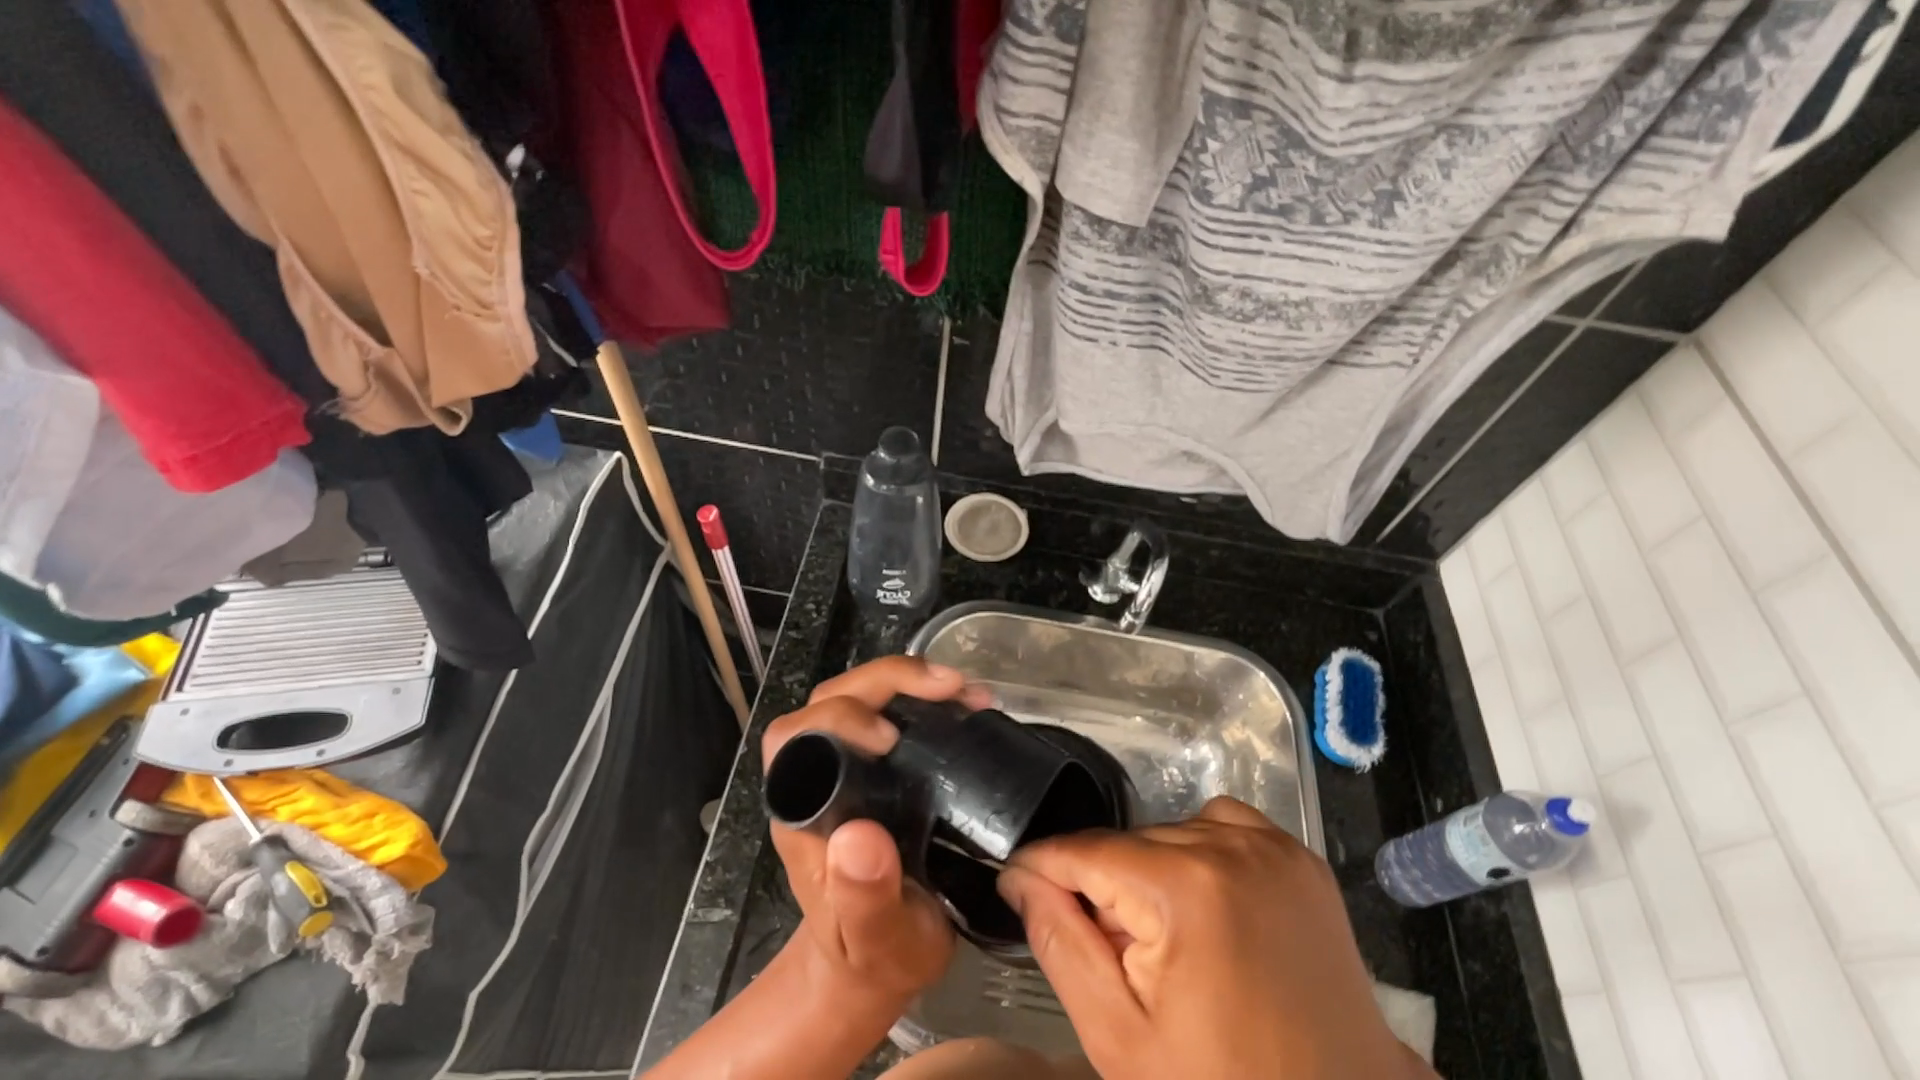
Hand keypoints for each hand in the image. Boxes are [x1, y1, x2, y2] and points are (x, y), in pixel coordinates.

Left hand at [762, 656, 991, 1004]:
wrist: (884, 958)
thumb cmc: (871, 952)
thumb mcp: (873, 938)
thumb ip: (862, 898)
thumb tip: (859, 837)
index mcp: (804, 810)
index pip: (795, 737)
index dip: (837, 718)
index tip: (890, 736)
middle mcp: (821, 778)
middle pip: (833, 699)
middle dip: (887, 680)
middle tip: (948, 688)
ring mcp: (854, 767)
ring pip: (866, 697)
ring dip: (914, 682)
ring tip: (967, 691)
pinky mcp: (889, 768)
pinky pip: (901, 715)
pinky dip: (935, 702)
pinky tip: (974, 706)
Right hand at [997, 797, 1427, 1079]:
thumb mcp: (1117, 1032)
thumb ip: (1060, 942)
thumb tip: (1020, 877)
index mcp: (1181, 887)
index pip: (1080, 851)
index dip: (1039, 870)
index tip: (1015, 891)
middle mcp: (1228, 845)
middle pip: (1125, 843)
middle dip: (1101, 887)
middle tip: (1113, 954)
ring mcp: (1271, 846)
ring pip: (1167, 832)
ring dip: (1148, 870)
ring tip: (1164, 935)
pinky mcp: (1299, 856)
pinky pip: (1221, 827)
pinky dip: (1199, 852)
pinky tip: (1205, 906)